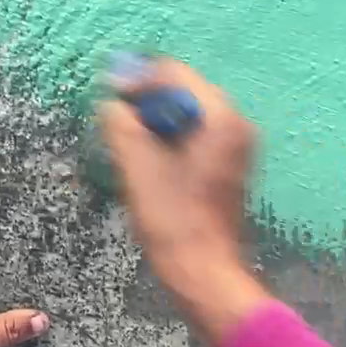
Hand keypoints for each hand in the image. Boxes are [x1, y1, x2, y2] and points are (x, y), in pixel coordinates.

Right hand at [97, 54, 272, 343]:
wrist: (203, 271)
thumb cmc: (173, 220)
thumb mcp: (137, 167)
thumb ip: (121, 125)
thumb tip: (111, 103)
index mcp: (220, 118)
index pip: (174, 75)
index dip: (137, 79)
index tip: (108, 92)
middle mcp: (236, 125)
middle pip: (183, 93)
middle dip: (147, 101)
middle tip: (114, 114)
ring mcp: (236, 148)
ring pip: (188, 117)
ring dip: (156, 122)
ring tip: (126, 137)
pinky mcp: (228, 168)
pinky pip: (196, 139)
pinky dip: (171, 140)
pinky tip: (148, 158)